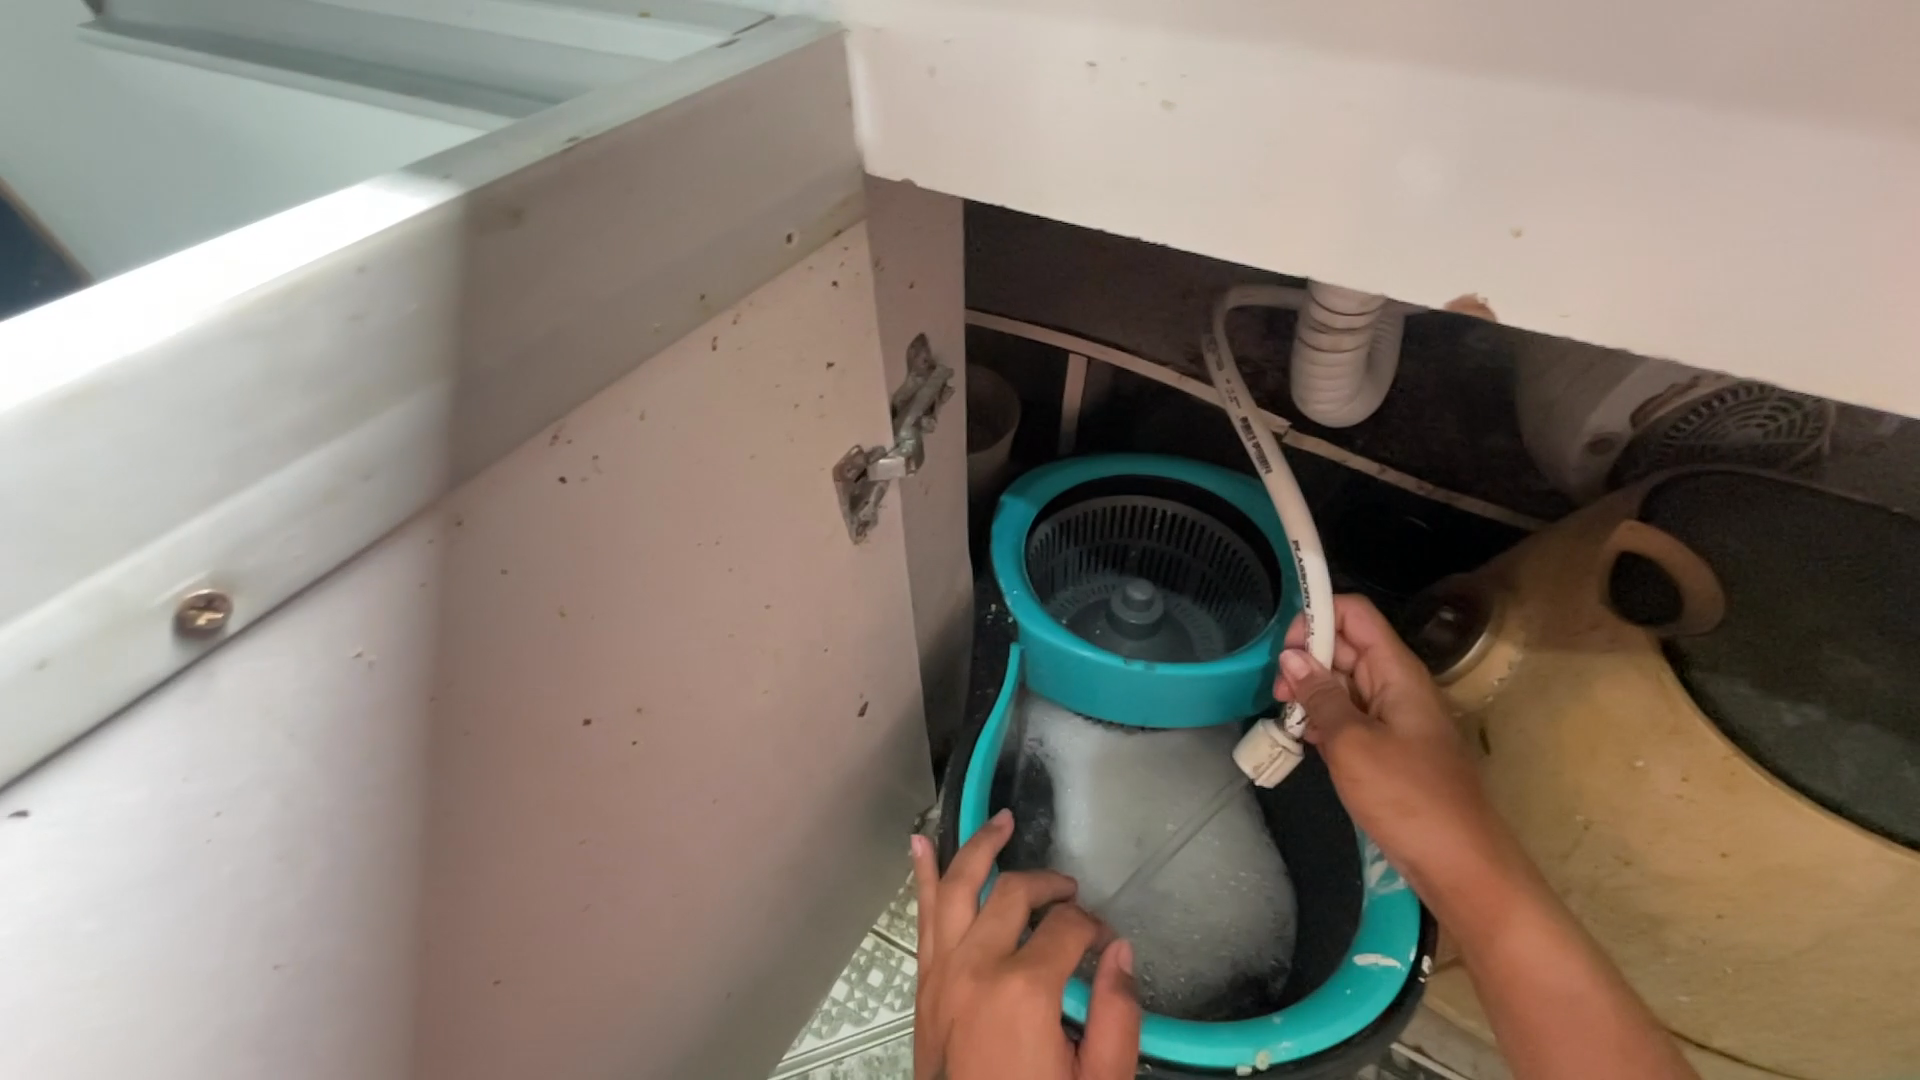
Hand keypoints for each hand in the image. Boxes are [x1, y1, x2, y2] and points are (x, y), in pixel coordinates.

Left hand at [910, 810, 1140, 1079]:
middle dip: (1048, 885)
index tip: (1104, 941)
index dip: (1092, 927)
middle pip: (1014, 895)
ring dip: (979, 848)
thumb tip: (1120, 950)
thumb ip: (1118, 1016)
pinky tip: (919, 844)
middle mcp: (977, 966)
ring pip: (958, 887)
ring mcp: (943, 971)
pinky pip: (922, 916)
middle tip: (1070, 891)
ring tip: (1000, 821)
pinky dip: (921, 875)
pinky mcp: (925, 983)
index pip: (1067, 928)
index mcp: (1025, 989)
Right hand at [1272, 595, 1522, 898]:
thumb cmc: (1407, 798)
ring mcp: (1393, 717)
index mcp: (1396, 672)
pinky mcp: (1387, 746)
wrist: (1460, 866)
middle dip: (1304, 659)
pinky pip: (1348, 715)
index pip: (1354, 614)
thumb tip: (1290, 657)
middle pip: (1344, 645)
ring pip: (1341, 682)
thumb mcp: (1351, 742)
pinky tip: (1303, 740)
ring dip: (1310, 693)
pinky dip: (1322, 720)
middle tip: (1277, 695)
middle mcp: (1396, 685)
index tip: (1283, 651)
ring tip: (1287, 721)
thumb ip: (1318, 695)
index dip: (1315, 618)